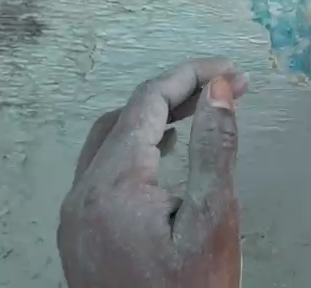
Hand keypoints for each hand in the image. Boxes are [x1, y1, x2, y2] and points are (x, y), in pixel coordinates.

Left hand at [59, 57, 248, 287]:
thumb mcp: (212, 218)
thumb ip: (214, 146)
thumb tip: (219, 87)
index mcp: (110, 184)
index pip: (148, 100)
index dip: (192, 75)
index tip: (235, 72)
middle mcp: (81, 194)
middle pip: (128, 115)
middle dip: (178, 92)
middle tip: (228, 88)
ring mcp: (75, 218)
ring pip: (112, 139)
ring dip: (158, 117)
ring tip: (205, 109)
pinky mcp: (81, 237)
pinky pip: (105, 169)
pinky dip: (139, 146)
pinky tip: (169, 151)